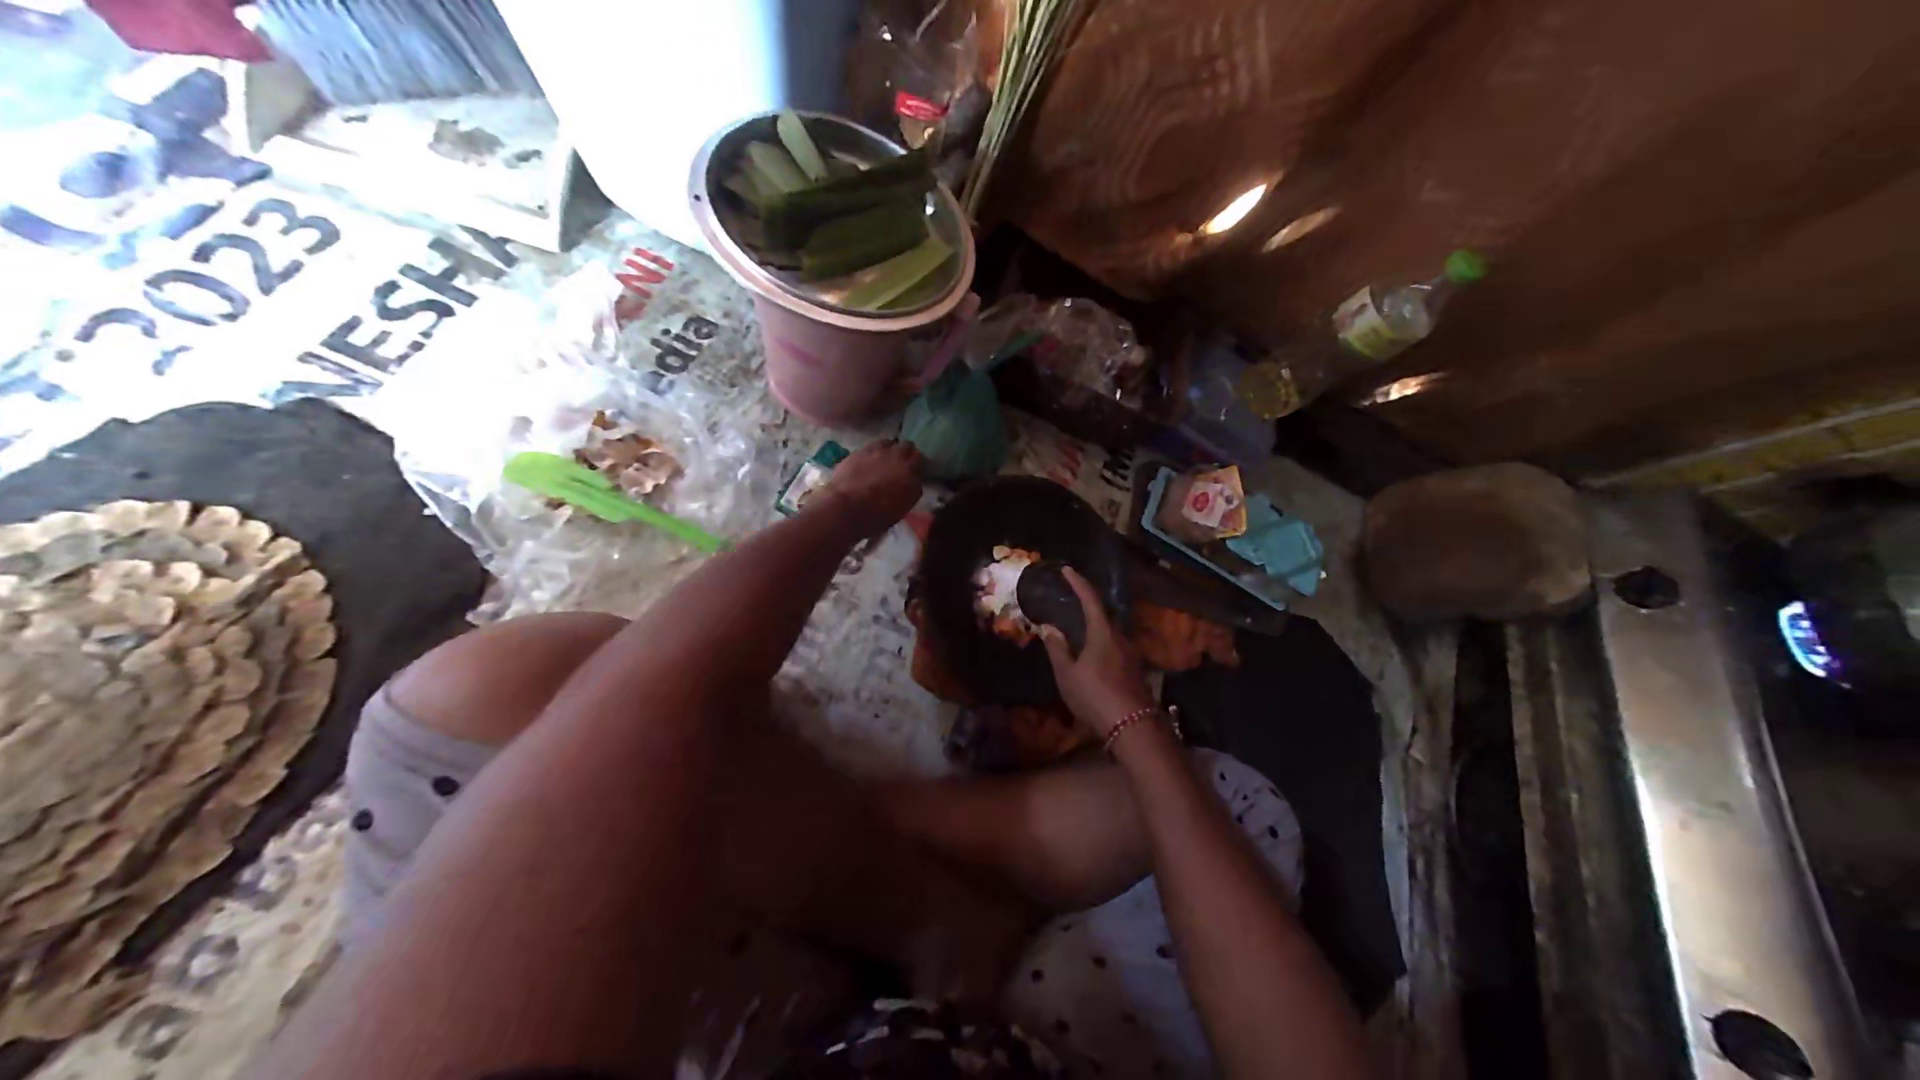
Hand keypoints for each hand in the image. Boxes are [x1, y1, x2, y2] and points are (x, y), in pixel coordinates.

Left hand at [815, 439, 923, 537]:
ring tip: (883, 461)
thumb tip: (914, 481)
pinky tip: (867, 464)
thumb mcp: (904, 506)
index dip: (916, 465)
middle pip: (906, 446)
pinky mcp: (858, 451)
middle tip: (900, 464)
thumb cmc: (879, 513)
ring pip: (887, 443)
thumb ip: (912, 489)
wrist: (846, 507)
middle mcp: (896, 454)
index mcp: (911, 469)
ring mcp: (876, 450)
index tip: (914, 472)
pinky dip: (871, 454)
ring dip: (888, 450)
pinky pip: (870, 448)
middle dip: (904, 453)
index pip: (920, 458)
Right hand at [1038, 566, 1154, 737]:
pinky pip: (1114, 647)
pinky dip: (1101, 643)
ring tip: (1078, 629)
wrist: (1133, 727)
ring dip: (1094, 627)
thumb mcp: (1067, 674)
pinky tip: (1091, 655)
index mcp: (1103, 633)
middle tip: (1070, 601)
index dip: (1078, 583)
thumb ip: (1058, 649)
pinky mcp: (1134, 670)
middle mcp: (1121, 638)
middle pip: (1104, 614)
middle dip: (1087, 605)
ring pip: (1110, 632)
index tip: (1067, 570)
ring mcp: (1131, 655)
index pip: (1091, 599)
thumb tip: (1050, 627)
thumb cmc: (1095, 696)